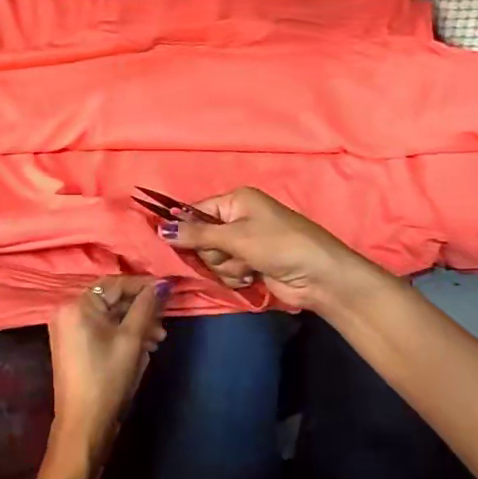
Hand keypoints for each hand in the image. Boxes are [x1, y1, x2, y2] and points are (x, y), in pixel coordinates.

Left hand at [39, 276, 167, 478]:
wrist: (84, 423)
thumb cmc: (108, 377)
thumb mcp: (132, 339)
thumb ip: (147, 307)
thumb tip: (163, 283)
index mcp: (76, 305)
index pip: (115, 284)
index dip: (144, 286)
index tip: (169, 291)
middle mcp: (66, 311)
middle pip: (111, 300)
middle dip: (141, 310)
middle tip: (164, 324)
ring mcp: (67, 329)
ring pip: (108, 316)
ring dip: (134, 324)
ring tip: (158, 340)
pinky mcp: (71, 344)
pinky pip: (100, 329)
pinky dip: (121, 334)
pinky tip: (142, 348)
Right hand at [163, 187, 375, 309]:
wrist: (318, 276)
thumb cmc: (279, 244)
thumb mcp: (236, 236)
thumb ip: (196, 234)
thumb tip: (159, 229)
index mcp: (236, 201)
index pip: (195, 211)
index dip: (184, 227)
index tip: (170, 241)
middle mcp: (237, 219)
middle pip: (200, 238)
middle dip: (212, 252)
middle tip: (230, 254)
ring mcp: (243, 243)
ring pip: (212, 258)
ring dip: (225, 267)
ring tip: (247, 267)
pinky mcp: (249, 264)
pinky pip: (225, 271)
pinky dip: (234, 276)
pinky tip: (250, 277)